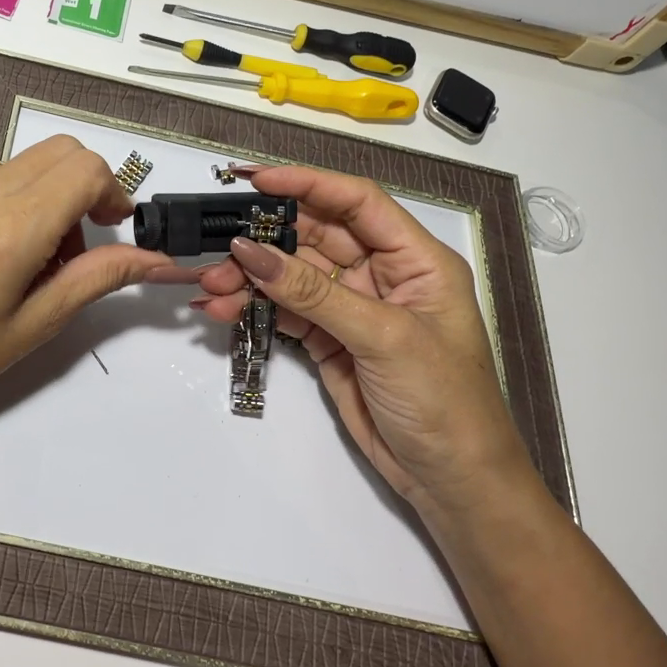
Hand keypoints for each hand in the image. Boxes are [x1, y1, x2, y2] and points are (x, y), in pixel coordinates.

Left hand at [0, 136, 173, 431]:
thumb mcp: (35, 324)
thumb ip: (97, 278)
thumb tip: (155, 258)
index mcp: (9, 228)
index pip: (85, 171)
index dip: (115, 194)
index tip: (114, 231)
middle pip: (63, 151)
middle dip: (89, 188)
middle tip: (82, 246)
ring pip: (33, 160)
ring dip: (57, 193)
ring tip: (42, 259)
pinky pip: (3, 175)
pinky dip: (27, 197)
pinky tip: (12, 252)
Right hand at [194, 166, 530, 514]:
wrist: (454, 484)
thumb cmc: (445, 403)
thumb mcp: (383, 338)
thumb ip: (313, 292)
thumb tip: (249, 251)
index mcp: (415, 260)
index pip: (357, 202)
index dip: (308, 184)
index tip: (257, 182)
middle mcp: (382, 276)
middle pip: (316, 236)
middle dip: (265, 239)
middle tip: (218, 248)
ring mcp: (352, 309)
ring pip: (292, 275)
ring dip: (251, 278)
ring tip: (212, 289)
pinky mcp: (329, 340)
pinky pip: (284, 311)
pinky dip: (253, 308)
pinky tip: (223, 310)